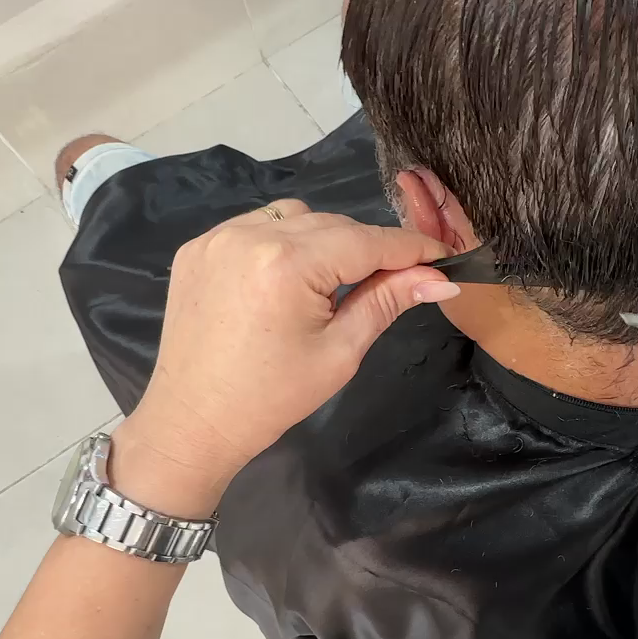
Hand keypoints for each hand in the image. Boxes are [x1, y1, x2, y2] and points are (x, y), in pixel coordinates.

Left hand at [113, 200, 455, 513]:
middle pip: (333, 224)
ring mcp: (217, 237)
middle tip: (391, 283)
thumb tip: (440, 281)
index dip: (411, 248)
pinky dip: (283, 242)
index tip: (443, 257)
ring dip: (324, 240)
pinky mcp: (198, 248)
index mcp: (288, 264)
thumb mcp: (339, 353)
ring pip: (295, 216)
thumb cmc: (271, 399)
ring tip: (329, 285)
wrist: (194, 422)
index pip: (367, 241)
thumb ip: (387, 303)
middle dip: (367, 249)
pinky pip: (256, 226)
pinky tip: (286, 280)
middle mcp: (250, 235)